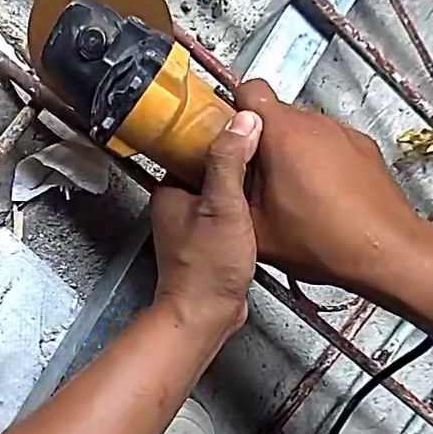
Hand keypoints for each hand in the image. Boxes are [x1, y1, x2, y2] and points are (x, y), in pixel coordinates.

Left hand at [150, 109, 262, 337]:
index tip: (240, 120)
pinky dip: (242, 204)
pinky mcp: (208, 239)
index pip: (190, 145)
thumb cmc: (206, 269)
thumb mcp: (223, 206)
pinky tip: (259, 203)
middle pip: (207, 165)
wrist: (206, 313)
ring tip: (263, 168)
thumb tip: (241, 123)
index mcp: (169, 190)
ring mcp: (191, 222)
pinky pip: (226, 210)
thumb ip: (230, 162)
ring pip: (218, 188)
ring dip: (239, 180)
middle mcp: (176, 204)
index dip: (216, 130)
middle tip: (258, 142)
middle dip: (233, 155)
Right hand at [234, 80, 432, 297]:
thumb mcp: (254, 227)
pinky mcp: (360, 148)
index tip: (228, 132)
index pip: (250, 90)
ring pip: (300, 129)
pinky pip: (326, 143)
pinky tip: (315, 195)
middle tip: (251, 174)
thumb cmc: (327, 241)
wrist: (384, 252)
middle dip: (258, 139)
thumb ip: (228, 194)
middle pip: (274, 114)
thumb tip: (211, 183)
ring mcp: (341, 134)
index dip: (234, 108)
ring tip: (285, 190)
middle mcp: (314, 125)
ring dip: (287, 151)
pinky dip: (315, 161)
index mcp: (283, 135)